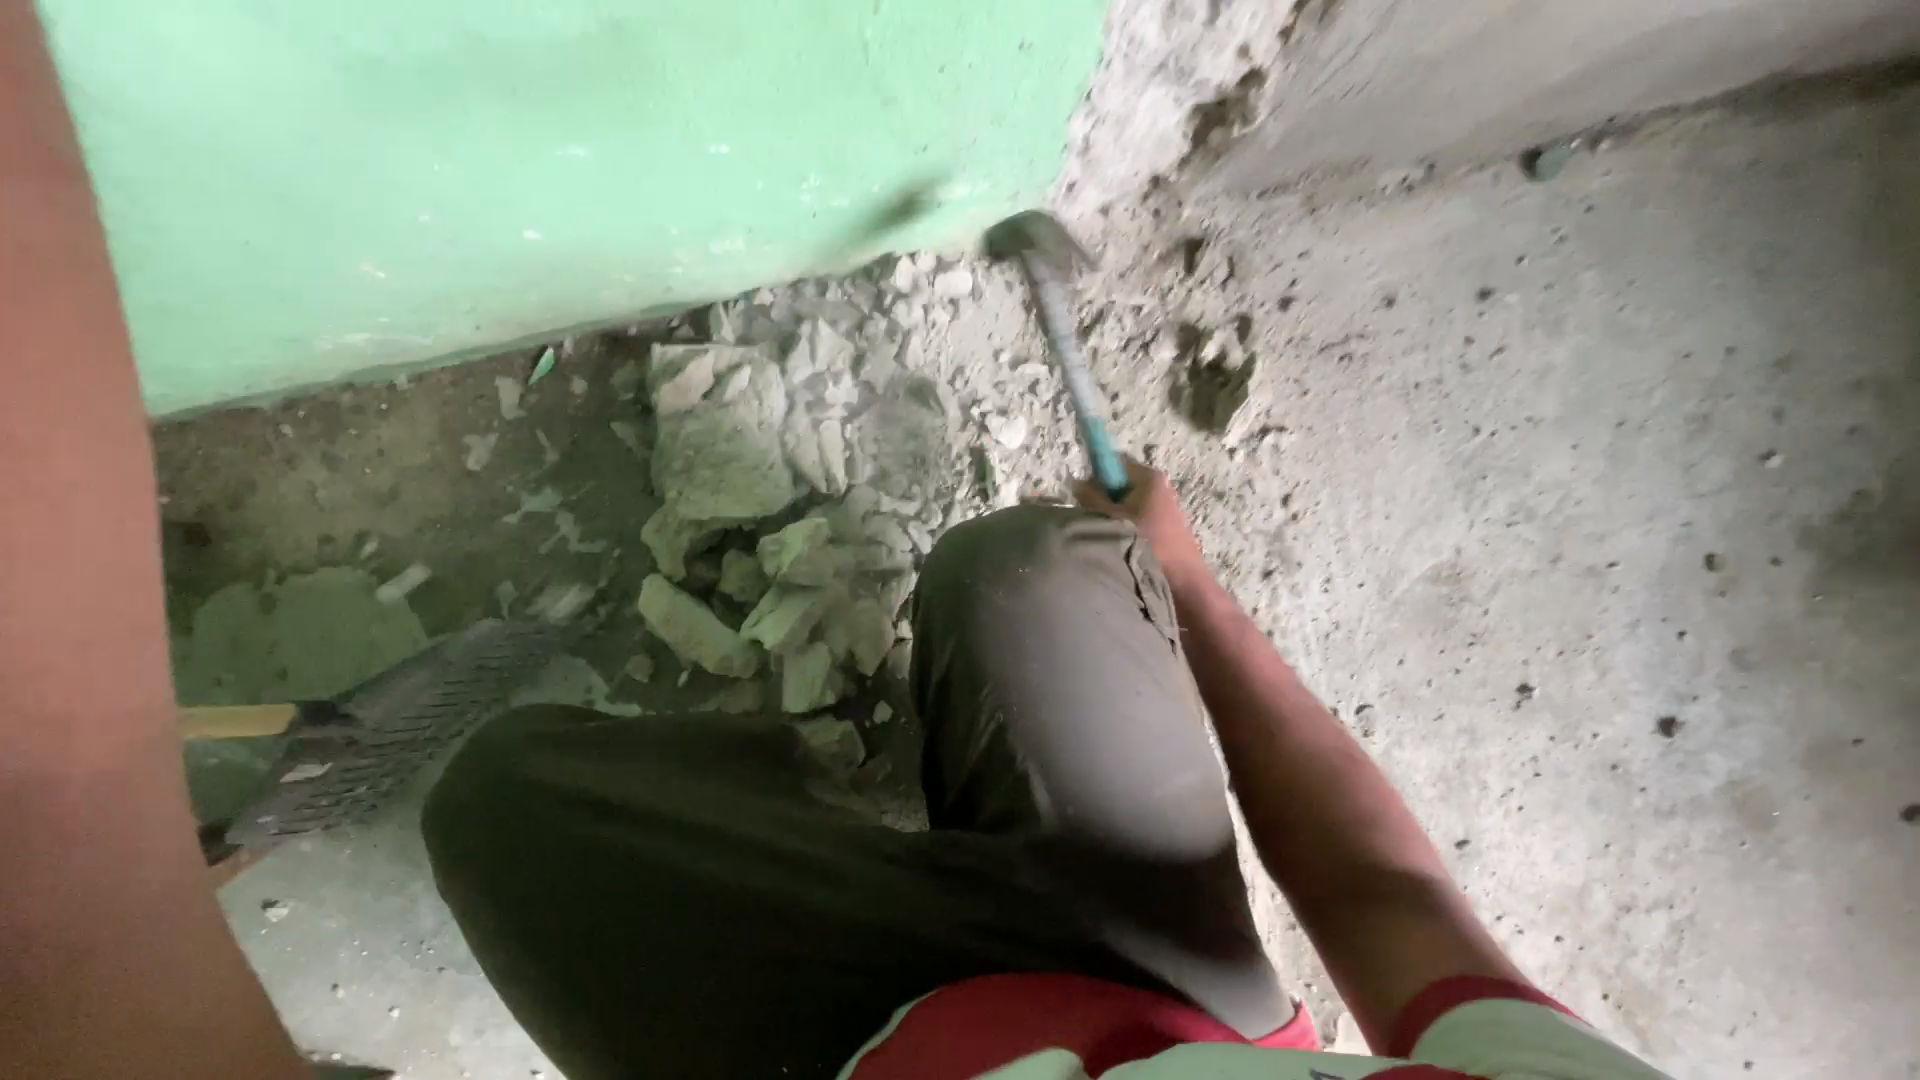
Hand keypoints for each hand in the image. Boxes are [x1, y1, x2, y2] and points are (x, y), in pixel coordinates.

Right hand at [1073, 458, 1209, 595]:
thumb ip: (1091, 498)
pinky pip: (1139, 519)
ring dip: (1115, 518)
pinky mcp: (1168, 526)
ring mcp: (1166, 506)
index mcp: (1149, 477)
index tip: (1084, 498)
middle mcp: (1160, 486)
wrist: (1182, 580)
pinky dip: (1128, 529)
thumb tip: (1078, 483)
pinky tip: (1123, 547)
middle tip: (1094, 520)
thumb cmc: (1147, 543)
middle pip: (1121, 485)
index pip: (1114, 464)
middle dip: (1104, 500)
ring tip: (1109, 537)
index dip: (1096, 478)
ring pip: (1129, 505)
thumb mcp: (1111, 519)